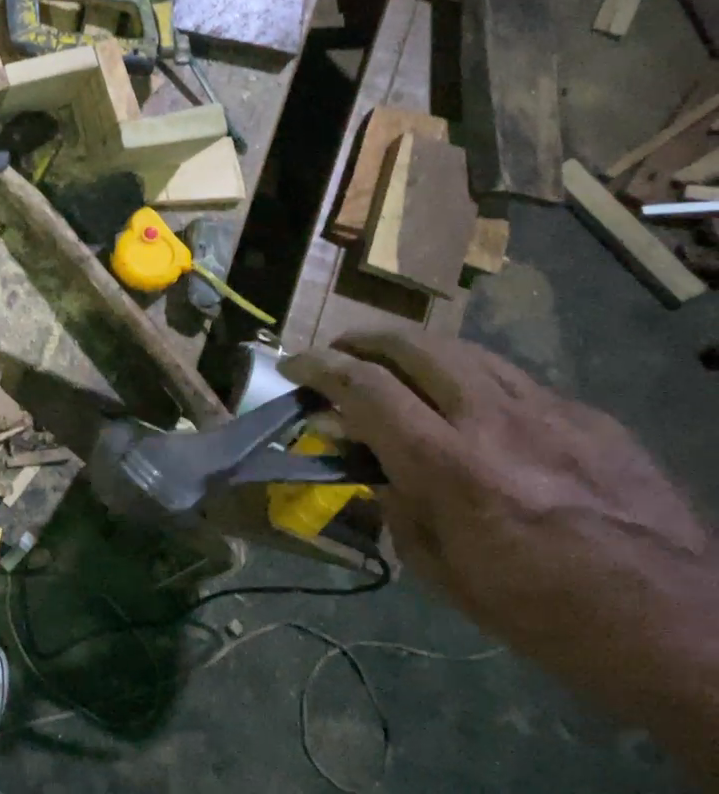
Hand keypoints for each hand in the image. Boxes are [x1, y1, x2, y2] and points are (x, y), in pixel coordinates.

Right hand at [284, 329, 718, 763]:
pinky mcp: (594, 420)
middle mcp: (494, 422)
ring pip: (467, 352)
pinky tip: (474, 407)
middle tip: (342, 353)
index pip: (364, 386)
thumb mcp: (437, 567)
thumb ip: (394, 503)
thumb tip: (371, 465)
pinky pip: (517, 381)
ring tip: (397, 364)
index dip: (318, 366)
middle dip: (366, 341)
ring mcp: (551, 414)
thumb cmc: (540, 613)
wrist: (682, 631)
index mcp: (447, 465)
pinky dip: (475, 380)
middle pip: (415, 347)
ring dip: (417, 350)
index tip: (292, 365)